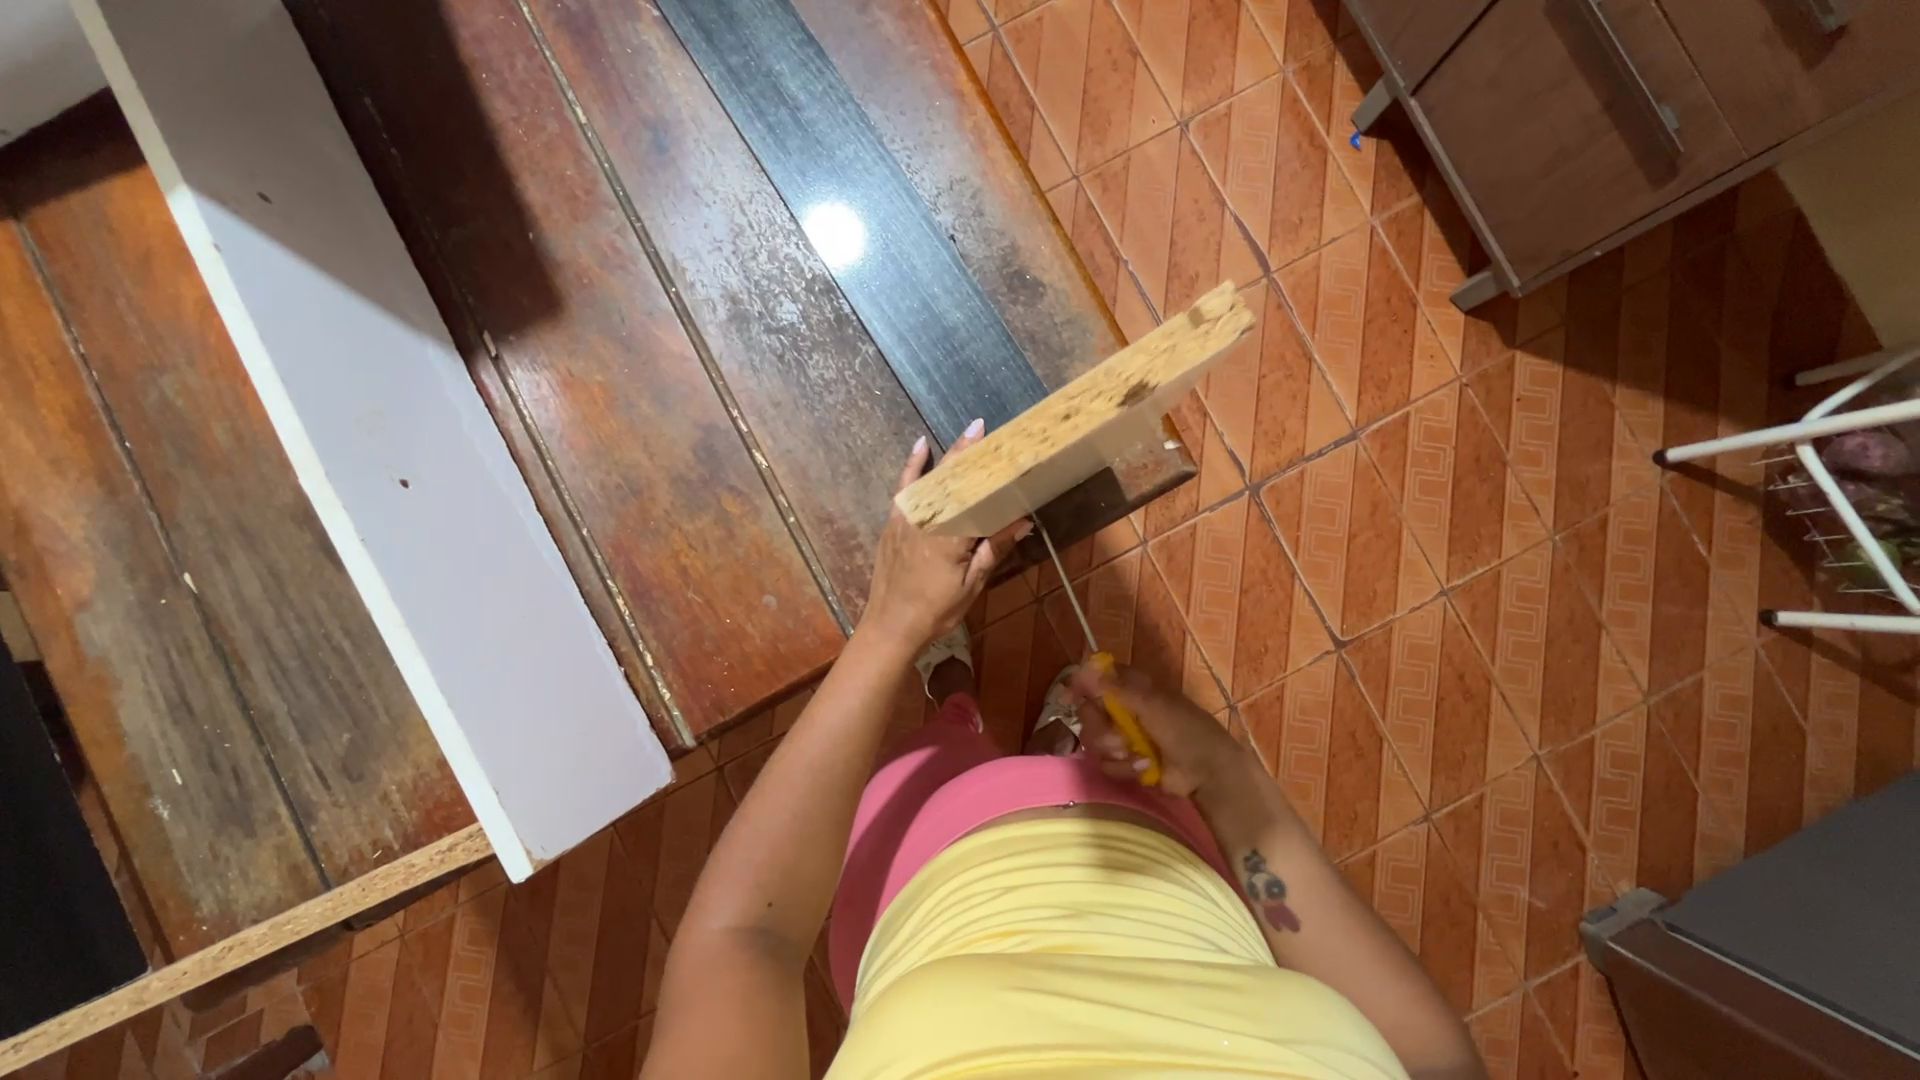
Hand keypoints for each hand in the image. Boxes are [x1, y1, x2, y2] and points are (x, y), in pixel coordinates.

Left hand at [861, 422, 1029, 653]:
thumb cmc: (936, 611)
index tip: (995, 443)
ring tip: (966, 435)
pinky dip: (911, 466)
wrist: (891, 626)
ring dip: (947, 455)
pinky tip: (920, 446)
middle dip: (966, 450)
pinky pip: (904, 488)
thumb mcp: (971, 585)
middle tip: (982, 427)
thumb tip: (1021, 521)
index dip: (982, 466)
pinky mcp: (893, 524)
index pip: (970, 492)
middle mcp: (925, 520)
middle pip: (948, 479)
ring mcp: (905, 520)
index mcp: (948, 535)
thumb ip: (993, 549)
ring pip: (929, 480)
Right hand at [1071, 663, 1255, 798]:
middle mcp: (1124, 711)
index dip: (1085, 683)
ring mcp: (1124, 738)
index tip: (1073, 693)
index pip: (1100, 678)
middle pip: (1089, 711)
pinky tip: (1143, 767)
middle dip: (1098, 725)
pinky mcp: (1125, 763)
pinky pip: (1105, 763)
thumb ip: (1116, 689)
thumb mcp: (1152, 705)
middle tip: (1113, 734)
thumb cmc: (1184, 730)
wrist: (1206, 772)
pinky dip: (1123, 767)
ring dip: (1111, 748)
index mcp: (1134, 689)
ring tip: (1131, 753)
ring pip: (1094, 739)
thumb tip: (1084, 669)